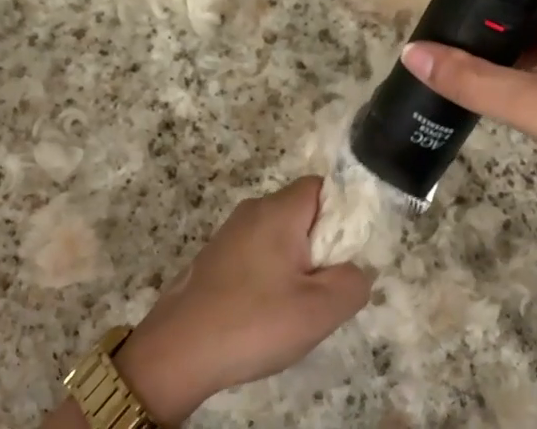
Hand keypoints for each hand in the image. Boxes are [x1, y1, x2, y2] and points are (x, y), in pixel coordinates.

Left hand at [111, 177, 371, 422]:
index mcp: (278, 211)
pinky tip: (267, 315)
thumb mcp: (319, 310)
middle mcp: (252, 211)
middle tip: (325, 291)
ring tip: (297, 309)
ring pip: (280, 238)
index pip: (322, 187)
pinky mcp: (216, 258)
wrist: (179, 350)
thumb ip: (352, 282)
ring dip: (297, 267)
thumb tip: (358, 268)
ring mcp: (230, 234)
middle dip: (322, 248)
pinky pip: (258, 255)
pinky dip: (271, 277)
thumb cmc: (254, 322)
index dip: (344, 215)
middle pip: (302, 213)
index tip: (348, 256)